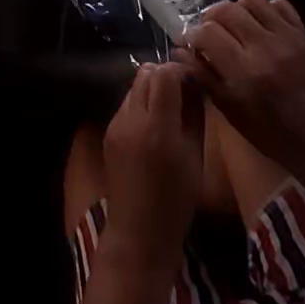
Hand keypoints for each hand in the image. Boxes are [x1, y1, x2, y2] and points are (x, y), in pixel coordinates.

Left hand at [102, 63, 203, 259]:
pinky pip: (126, 104)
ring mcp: (115, 125)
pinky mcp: (108, 133)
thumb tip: (196, 84)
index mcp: (158, 128)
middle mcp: (131, 120)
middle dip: (166, 75)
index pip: (165, 74)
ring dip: (152, 88)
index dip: (181, 71)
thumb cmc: (177, 198)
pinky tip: (153, 122)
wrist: (139, 232)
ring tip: (169, 106)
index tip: (195, 80)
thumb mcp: (196, 155)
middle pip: (145, 74)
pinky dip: (141, 103)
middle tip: (183, 90)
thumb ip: (195, 113)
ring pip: (133, 86)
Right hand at [179, 0, 304, 175]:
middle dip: (209, 17)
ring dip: (236, 9)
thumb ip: (202, 74)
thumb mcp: (226, 106)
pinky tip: (257, 24)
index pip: (208, 33)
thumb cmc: (263, 129)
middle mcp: (265, 49)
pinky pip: (279, 4)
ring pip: (252, 0)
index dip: (192, 33)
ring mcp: (287, 38)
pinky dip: (264, 10)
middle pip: (227, 10)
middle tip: (207, 30)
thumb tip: (179, 49)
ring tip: (232, 24)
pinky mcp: (302, 34)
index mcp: (244, 72)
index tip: (188, 40)